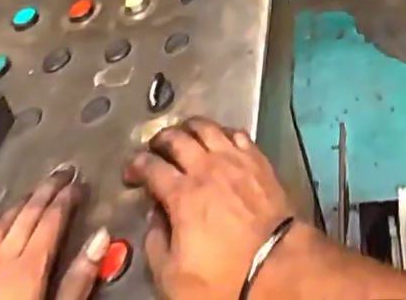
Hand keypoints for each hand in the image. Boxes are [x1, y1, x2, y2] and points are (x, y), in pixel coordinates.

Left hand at [0, 164, 111, 299]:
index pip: (52, 219)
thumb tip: (100, 237)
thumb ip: (78, 279)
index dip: (68, 197)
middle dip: (46, 190)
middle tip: (62, 172)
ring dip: (19, 203)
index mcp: (28, 267)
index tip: (80, 183)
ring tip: (34, 192)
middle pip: (26, 214)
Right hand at [123, 118, 291, 299]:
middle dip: (161, 139)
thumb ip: (156, 242)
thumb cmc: (221, 277)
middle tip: (154, 146)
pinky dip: (222, 132)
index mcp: (183, 194)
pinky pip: (237, 133)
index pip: (152, 167)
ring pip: (208, 127)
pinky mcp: (257, 158)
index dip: (137, 165)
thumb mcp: (172, 277)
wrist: (275, 263)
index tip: (130, 170)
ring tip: (183, 132)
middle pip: (179, 138)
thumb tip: (154, 215)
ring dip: (191, 127)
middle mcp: (207, 167)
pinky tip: (219, 138)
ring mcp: (235, 158)